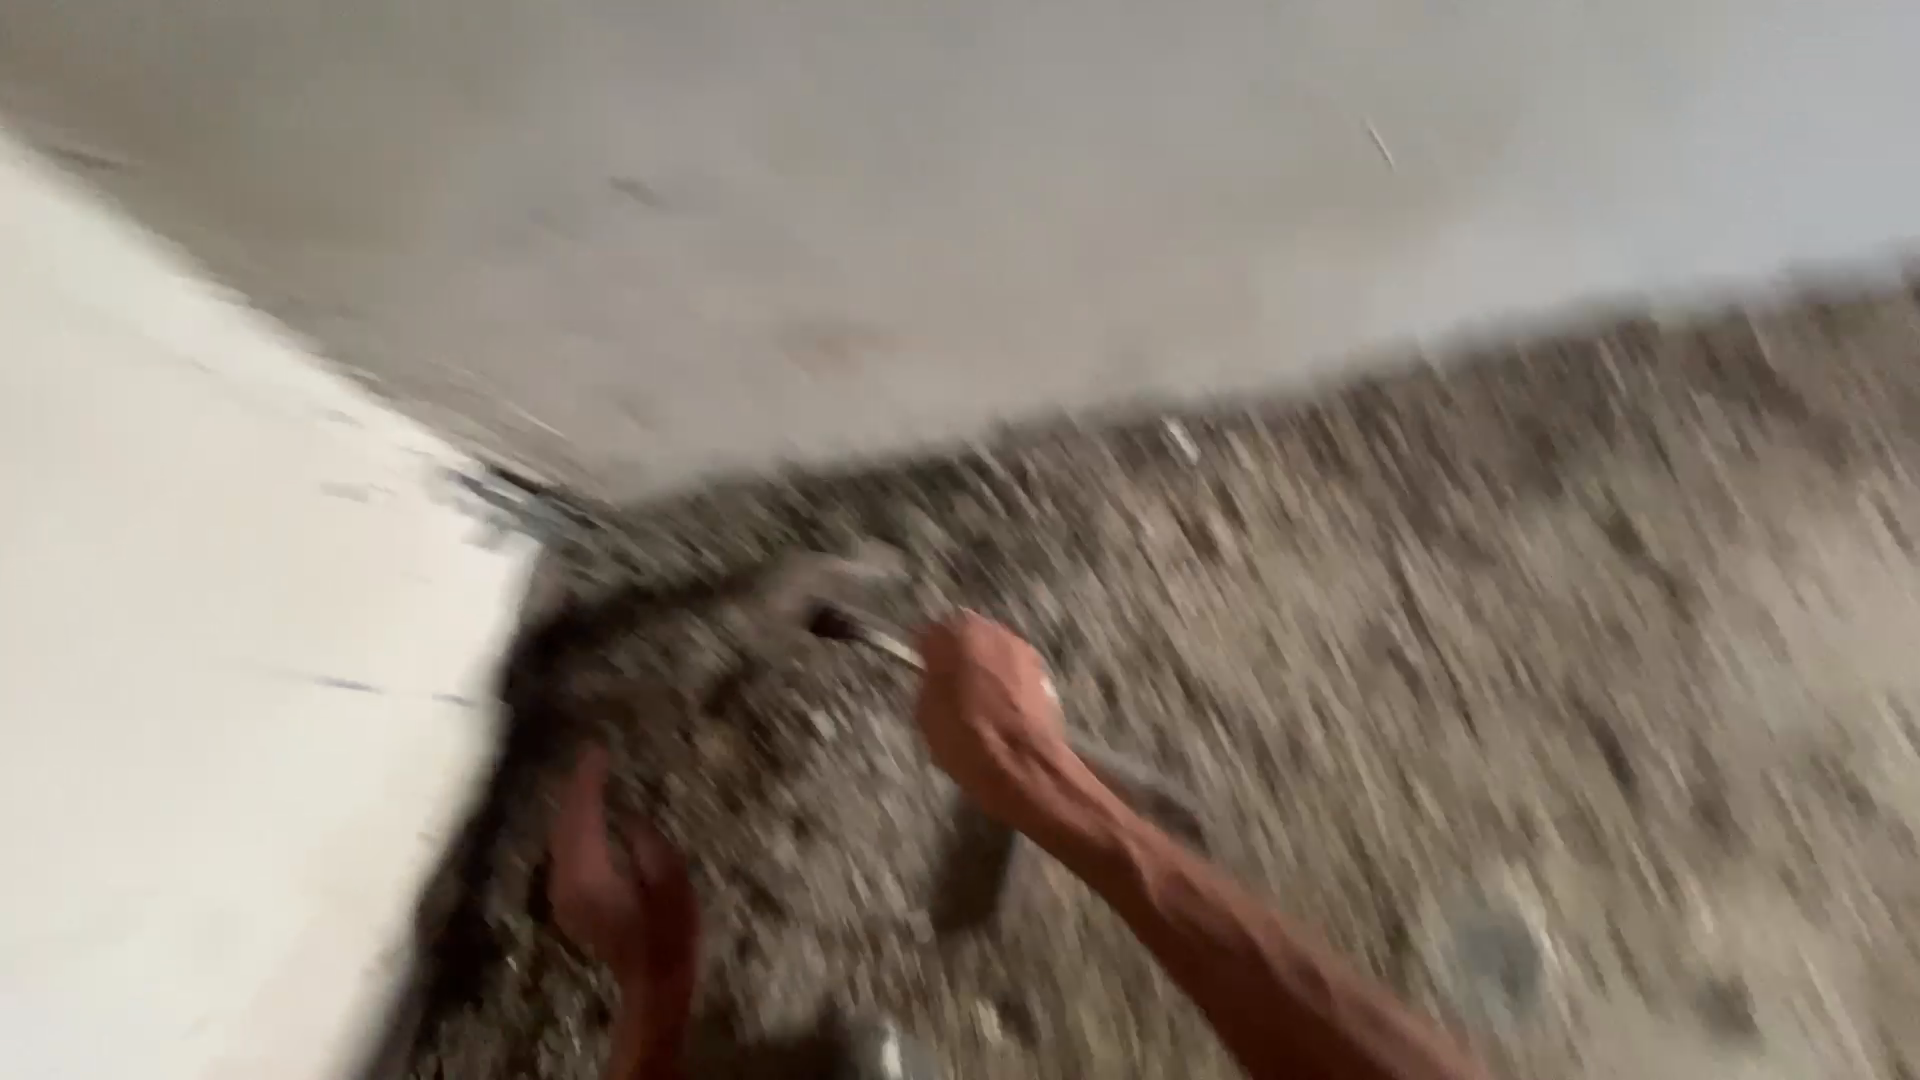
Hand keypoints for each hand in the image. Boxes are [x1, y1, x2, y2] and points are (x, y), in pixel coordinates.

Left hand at [548, 746, 697, 1077]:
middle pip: (564, 824)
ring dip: (574, 804)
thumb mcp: (669, 875)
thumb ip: (644, 841)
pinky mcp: (571, 900)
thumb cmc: (670, 928)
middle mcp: (565, 882)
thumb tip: (627, 816)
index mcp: (588, 875)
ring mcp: (563, 894)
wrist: (654, 978)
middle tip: (593, 754)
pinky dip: (576, 823)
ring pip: (561, 836)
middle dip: (576, 788)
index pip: (582, 816)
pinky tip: (589, 811)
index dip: (588, 781)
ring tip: (591, 774)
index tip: (598, 750)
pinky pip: (567, 849)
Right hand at [914, 611, 1077, 828]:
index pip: (932, 629)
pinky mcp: (1043, 672)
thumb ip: (929, 679)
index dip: (926, 651)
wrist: (1022, 764)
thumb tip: (935, 672)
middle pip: (968, 634)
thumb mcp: (926, 711)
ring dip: (983, 665)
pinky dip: (1005, 681)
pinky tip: (999, 707)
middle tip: (947, 682)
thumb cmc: (965, 736)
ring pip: (994, 650)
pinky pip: (1013, 670)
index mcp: (958, 632)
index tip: (921, 668)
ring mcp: (1022, 650)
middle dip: (957, 653)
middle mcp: (994, 631)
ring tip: (974, 696)